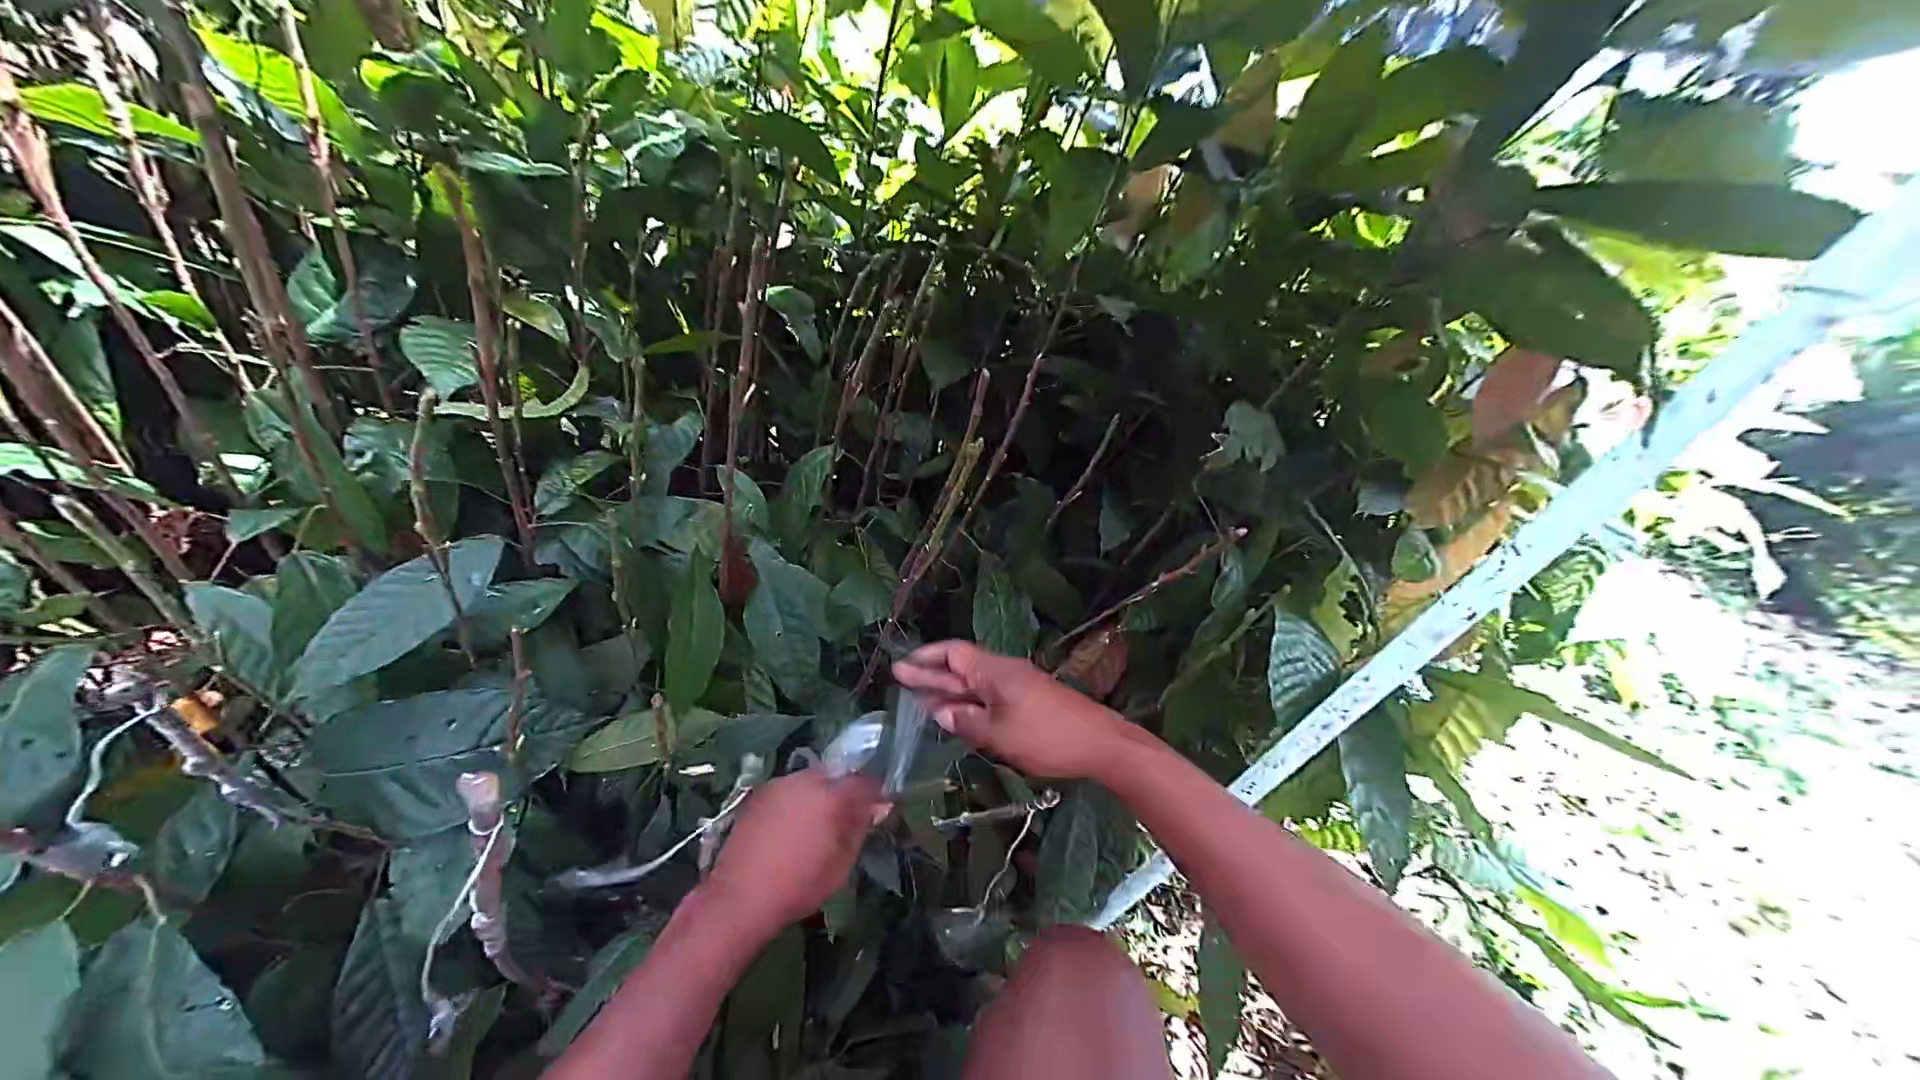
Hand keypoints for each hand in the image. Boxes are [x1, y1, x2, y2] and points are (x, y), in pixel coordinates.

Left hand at [704, 769, 884, 934]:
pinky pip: (789, 789)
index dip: (876, 794)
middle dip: (846, 792)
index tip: (880, 808)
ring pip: (811, 780)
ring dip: (821, 794)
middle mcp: (807, 780)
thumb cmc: (799, 886)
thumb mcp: (841, 864)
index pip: (866, 782)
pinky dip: (798, 801)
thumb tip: (877, 807)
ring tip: (818, 823)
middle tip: (847, 818)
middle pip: (837, 776)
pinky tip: (792, 826)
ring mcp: (780, 784)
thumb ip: (860, 829)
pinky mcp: (759, 794)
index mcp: (832, 796)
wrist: (740, 898)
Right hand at [892, 640, 1128, 779]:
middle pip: (960, 668)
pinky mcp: (1027, 703)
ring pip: (974, 685)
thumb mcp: (1000, 734)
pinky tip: (958, 717)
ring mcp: (1016, 687)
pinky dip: (968, 704)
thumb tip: (941, 713)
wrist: (1100, 743)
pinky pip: (989, 697)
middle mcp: (1003, 673)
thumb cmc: (1047, 736)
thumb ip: (967, 722)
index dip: (926, 658)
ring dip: (948, 692)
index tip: (903, 666)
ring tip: (919, 700)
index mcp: (994, 671)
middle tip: (900, 679)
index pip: (953, 653)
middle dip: (931, 675)